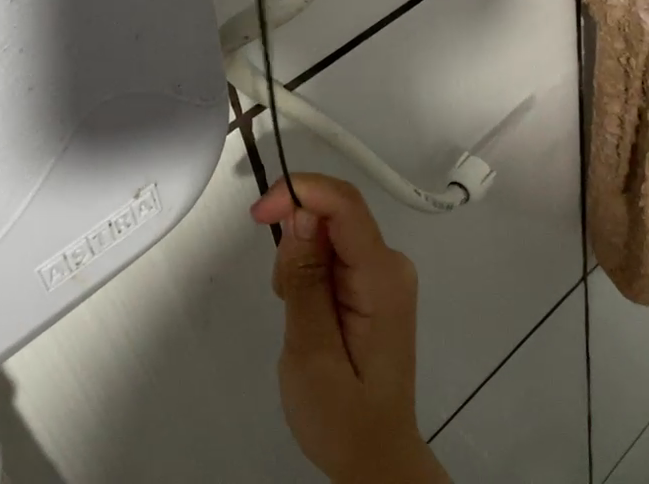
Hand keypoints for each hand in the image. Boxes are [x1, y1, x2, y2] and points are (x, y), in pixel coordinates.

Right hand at [250, 174, 450, 483]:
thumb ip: (305, 279)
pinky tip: (308, 315)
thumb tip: (299, 214)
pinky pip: (331, 254)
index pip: (345, 203)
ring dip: (299, 262)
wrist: (373, 457)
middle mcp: (390, 265)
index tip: (258, 215)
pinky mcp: (372, 285)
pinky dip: (308, 274)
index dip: (298, 191)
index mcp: (382, 278)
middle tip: (284, 297)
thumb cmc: (342, 416)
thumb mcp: (311, 351)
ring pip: (327, 234)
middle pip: (332, 215)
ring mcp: (383, 274)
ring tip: (298, 319)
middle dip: (294, 241)